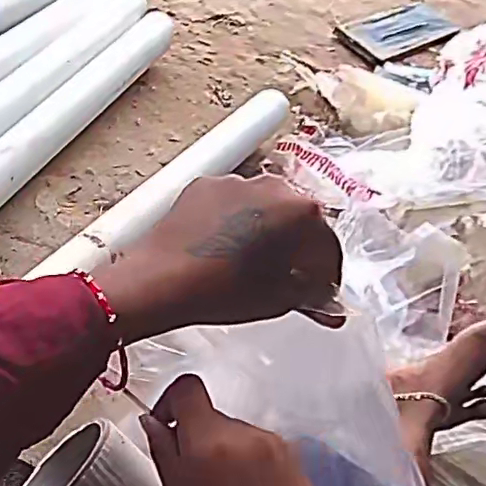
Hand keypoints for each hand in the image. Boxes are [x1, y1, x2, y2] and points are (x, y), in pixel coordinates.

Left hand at [90, 174, 341, 342]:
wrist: (159, 281)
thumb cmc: (219, 291)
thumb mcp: (275, 300)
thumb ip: (310, 295)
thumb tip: (327, 304)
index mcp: (301, 210)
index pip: (325, 245)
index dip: (325, 273)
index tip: (319, 289)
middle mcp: (271, 185)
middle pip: (295, 219)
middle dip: (295, 248)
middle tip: (287, 277)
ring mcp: (233, 182)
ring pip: (260, 208)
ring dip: (262, 231)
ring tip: (249, 263)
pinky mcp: (201, 187)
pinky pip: (227, 205)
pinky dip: (230, 223)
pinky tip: (220, 248)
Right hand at [138, 375, 348, 485]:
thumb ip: (163, 453)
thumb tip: (153, 423)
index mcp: (207, 442)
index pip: (186, 388)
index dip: (169, 402)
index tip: (165, 425)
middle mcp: (243, 433)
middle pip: (208, 413)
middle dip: (195, 435)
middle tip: (190, 474)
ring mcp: (272, 442)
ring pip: (232, 430)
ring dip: (221, 449)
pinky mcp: (293, 454)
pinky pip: (255, 444)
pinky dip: (244, 460)